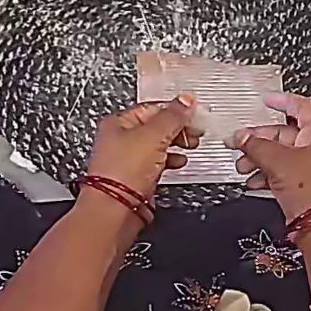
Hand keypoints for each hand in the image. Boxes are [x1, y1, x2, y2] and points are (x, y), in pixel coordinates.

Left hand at [86, 96, 201, 200]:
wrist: (116, 209)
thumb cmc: (123, 172)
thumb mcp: (154, 135)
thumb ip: (173, 116)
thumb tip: (186, 101)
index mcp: (119, 122)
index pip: (153, 108)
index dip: (175, 109)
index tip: (193, 113)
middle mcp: (121, 140)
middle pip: (156, 126)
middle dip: (178, 128)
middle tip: (195, 130)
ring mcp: (128, 159)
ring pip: (158, 145)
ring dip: (176, 144)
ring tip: (191, 145)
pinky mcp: (136, 177)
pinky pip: (157, 163)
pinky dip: (170, 160)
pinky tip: (179, 162)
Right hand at [232, 93, 310, 223]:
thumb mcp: (278, 161)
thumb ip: (256, 146)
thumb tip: (242, 138)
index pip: (302, 108)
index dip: (284, 101)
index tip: (267, 100)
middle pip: (286, 134)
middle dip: (260, 139)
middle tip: (240, 142)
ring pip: (282, 155)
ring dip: (260, 159)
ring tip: (243, 166)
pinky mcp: (308, 187)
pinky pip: (284, 173)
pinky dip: (267, 174)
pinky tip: (253, 181)